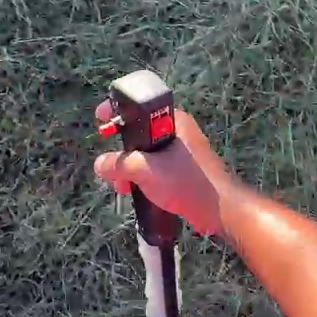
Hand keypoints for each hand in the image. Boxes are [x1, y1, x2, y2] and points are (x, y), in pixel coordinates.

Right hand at [93, 104, 237, 236]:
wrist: (217, 209)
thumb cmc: (184, 181)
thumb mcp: (145, 170)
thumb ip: (119, 164)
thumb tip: (100, 164)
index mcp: (174, 121)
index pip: (142, 107)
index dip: (119, 111)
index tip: (100, 116)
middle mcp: (178, 132)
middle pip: (141, 134)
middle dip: (123, 151)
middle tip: (111, 165)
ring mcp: (182, 152)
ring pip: (147, 154)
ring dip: (131, 169)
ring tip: (122, 185)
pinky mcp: (183, 170)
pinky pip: (156, 167)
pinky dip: (143, 176)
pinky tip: (136, 191)